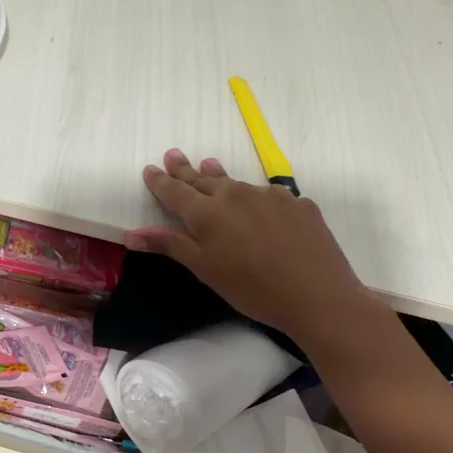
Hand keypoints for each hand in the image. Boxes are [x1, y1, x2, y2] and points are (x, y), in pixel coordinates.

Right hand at [125, 149, 390, 350]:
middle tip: (174, 155)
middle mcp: (236, 196)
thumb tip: (131, 234)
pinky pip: (271, 195)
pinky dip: (258, 198)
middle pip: (203, 179)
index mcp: (207, 213)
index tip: (150, 169)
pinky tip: (261, 207)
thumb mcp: (205, 270)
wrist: (320, 297)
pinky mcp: (299, 205)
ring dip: (220, 176)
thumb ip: (170, 245)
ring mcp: (271, 197)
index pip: (175, 191)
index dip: (161, 181)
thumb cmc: (253, 289)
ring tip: (210, 165)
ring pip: (238, 183)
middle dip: (186, 169)